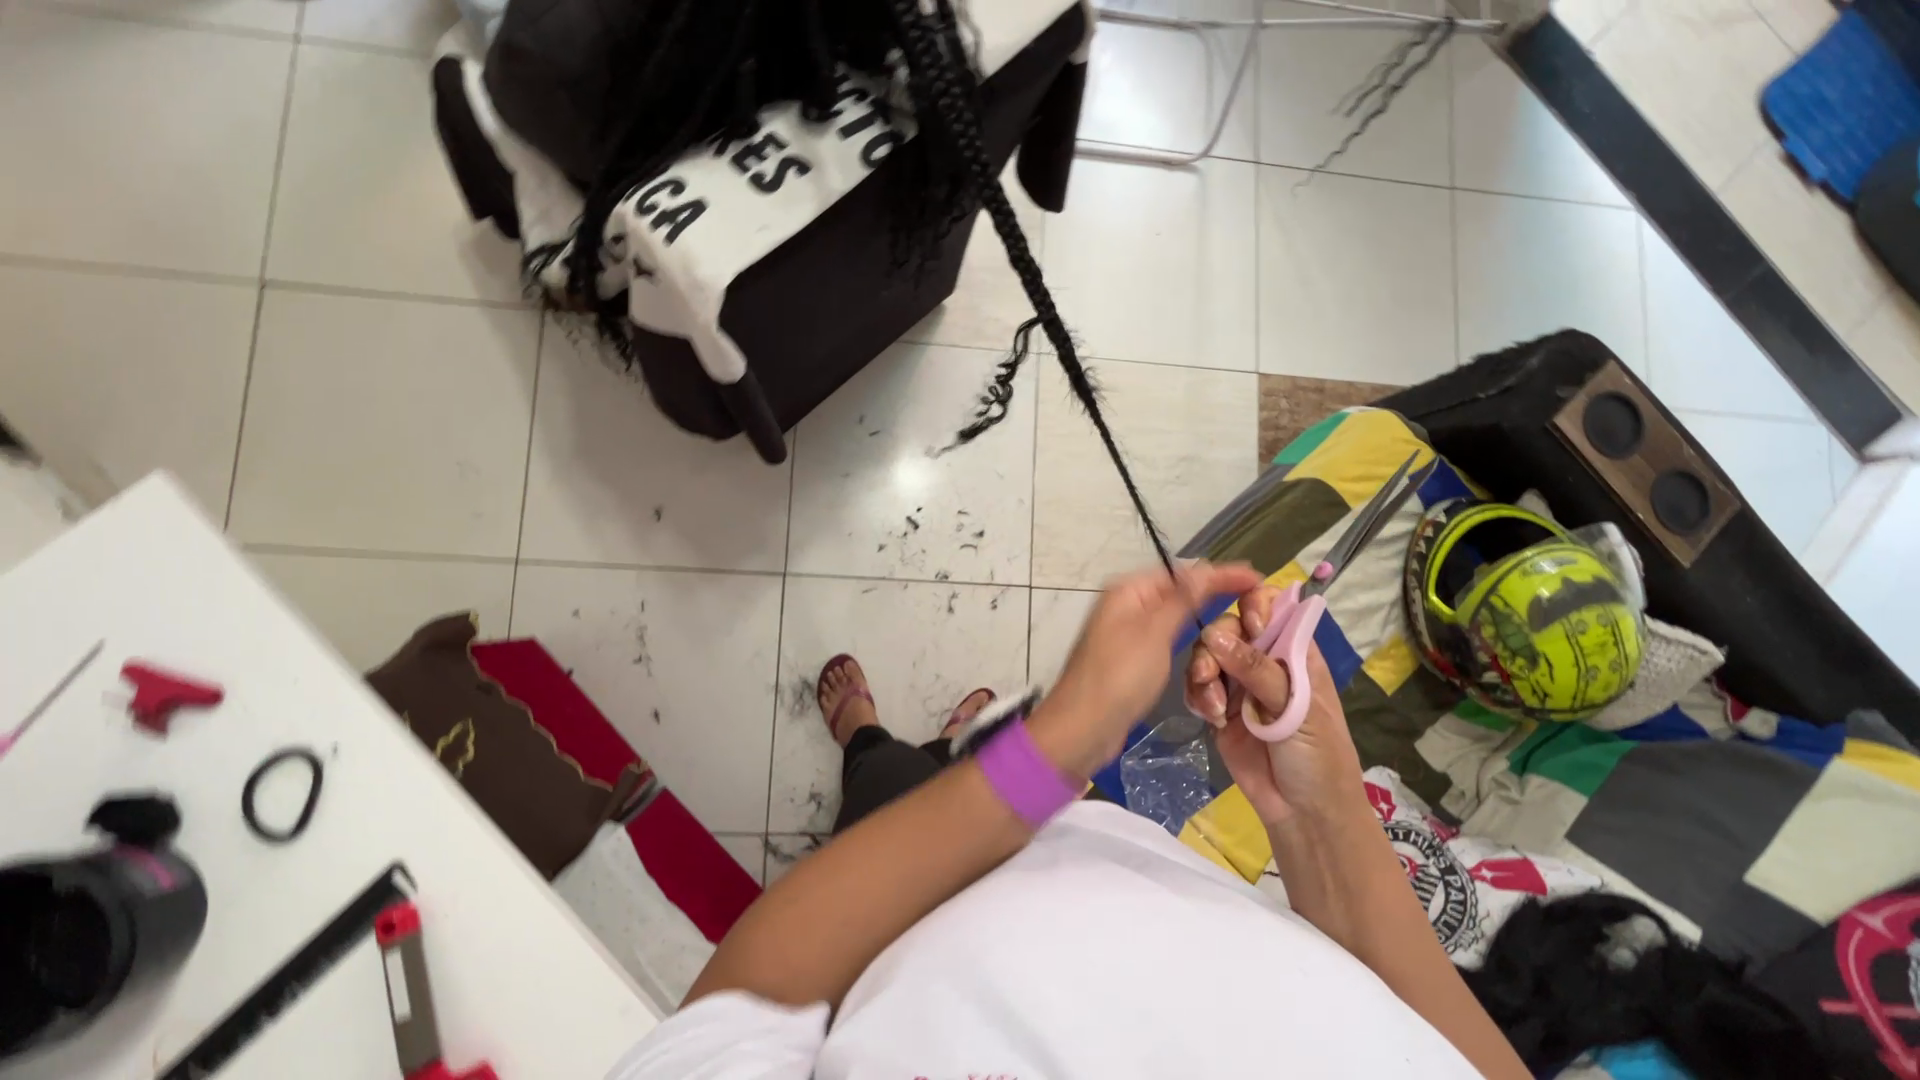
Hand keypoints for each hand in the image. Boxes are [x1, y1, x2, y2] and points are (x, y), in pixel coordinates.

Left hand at [1031, 560, 1264, 777]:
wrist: (1083, 728)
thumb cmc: (1119, 677)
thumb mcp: (1155, 633)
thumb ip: (1182, 599)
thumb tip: (1206, 567)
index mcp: (1128, 590)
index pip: (1182, 572)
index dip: (1219, 574)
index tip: (1258, 578)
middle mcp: (1126, 605)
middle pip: (1178, 592)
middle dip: (1213, 596)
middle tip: (1256, 605)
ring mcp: (1128, 633)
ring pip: (1175, 618)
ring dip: (1202, 622)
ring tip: (1240, 625)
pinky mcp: (1132, 659)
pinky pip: (1167, 641)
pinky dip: (1188, 643)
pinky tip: (1210, 649)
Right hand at [1183, 587, 1363, 826]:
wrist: (1304, 813)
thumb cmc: (1318, 755)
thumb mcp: (1297, 708)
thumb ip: (1258, 670)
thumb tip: (1215, 636)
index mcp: (1294, 652)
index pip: (1270, 608)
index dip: (1253, 608)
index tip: (1247, 627)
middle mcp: (1264, 661)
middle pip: (1228, 628)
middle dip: (1214, 646)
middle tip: (1209, 674)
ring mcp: (1239, 685)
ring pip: (1207, 655)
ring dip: (1202, 674)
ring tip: (1212, 705)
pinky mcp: (1218, 710)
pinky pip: (1196, 687)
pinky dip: (1196, 696)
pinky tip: (1208, 717)